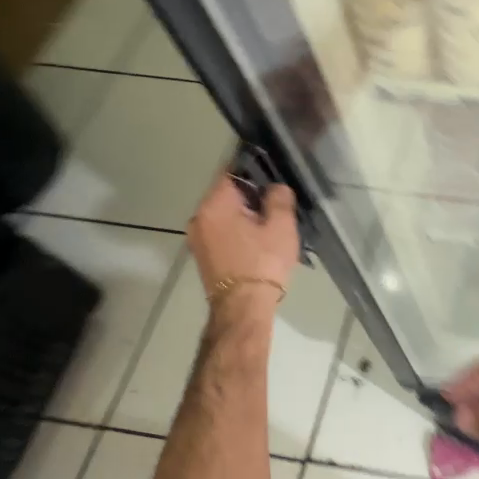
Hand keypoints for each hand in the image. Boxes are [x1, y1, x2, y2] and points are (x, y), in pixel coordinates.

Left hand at [188, 175, 298, 325]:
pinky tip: (258, 239)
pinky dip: (238, 229)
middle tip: (278, 199)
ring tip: (271, 221)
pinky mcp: (203, 255)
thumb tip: (275, 187)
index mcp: (214, 204)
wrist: (243, 310)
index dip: (256, 168)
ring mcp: (197, 238)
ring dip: (245, 213)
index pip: (233, 171)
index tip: (274, 172)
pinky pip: (222, 230)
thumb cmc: (262, 263)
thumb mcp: (281, 225)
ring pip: (224, 213)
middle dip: (252, 194)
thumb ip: (279, 197)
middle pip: (227, 193)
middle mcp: (199, 217)